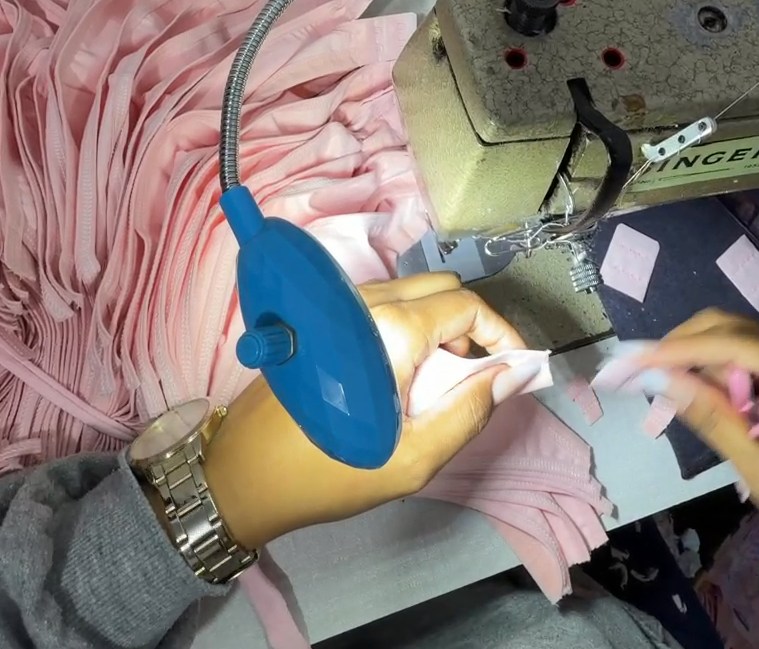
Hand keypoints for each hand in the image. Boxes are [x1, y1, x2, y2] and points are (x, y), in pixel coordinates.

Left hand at [203, 273, 525, 548]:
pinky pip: (385, 301)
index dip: (501, 331)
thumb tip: (510, 373)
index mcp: (392, 330)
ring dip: (439, 324)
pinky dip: (410, 323)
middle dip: (471, 326)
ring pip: (413, 291)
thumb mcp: (414, 459)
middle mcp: (367, 301)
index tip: (512, 367)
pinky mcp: (328, 316)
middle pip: (442, 287)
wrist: (246, 470)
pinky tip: (398, 372)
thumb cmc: (332, 471)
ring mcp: (343, 304)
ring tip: (433, 382)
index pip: (467, 305)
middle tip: (468, 377)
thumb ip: (469, 411)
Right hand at [641, 309, 758, 551]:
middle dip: (678, 346)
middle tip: (637, 373)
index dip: (680, 348)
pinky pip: (736, 347)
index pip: (732, 344)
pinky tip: (692, 387)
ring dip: (690, 353)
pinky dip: (706, 362)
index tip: (634, 361)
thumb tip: (660, 381)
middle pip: (725, 327)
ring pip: (725, 332)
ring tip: (662, 385)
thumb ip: (713, 421)